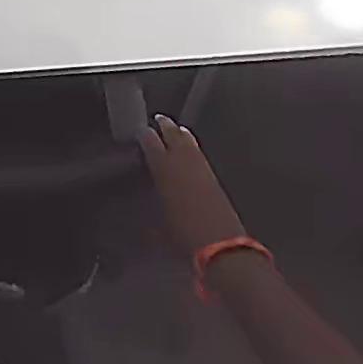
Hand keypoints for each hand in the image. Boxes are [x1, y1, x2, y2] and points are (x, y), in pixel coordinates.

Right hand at [138, 114, 246, 256]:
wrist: (221, 245)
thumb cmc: (185, 236)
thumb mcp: (161, 229)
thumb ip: (150, 224)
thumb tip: (143, 230)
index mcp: (163, 170)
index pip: (151, 143)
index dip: (145, 135)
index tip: (140, 130)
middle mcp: (181, 162)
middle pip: (172, 135)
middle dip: (164, 125)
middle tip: (158, 118)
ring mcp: (200, 167)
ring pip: (188, 141)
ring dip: (180, 133)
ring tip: (176, 127)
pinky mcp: (214, 176)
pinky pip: (199, 152)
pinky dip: (193, 145)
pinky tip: (192, 147)